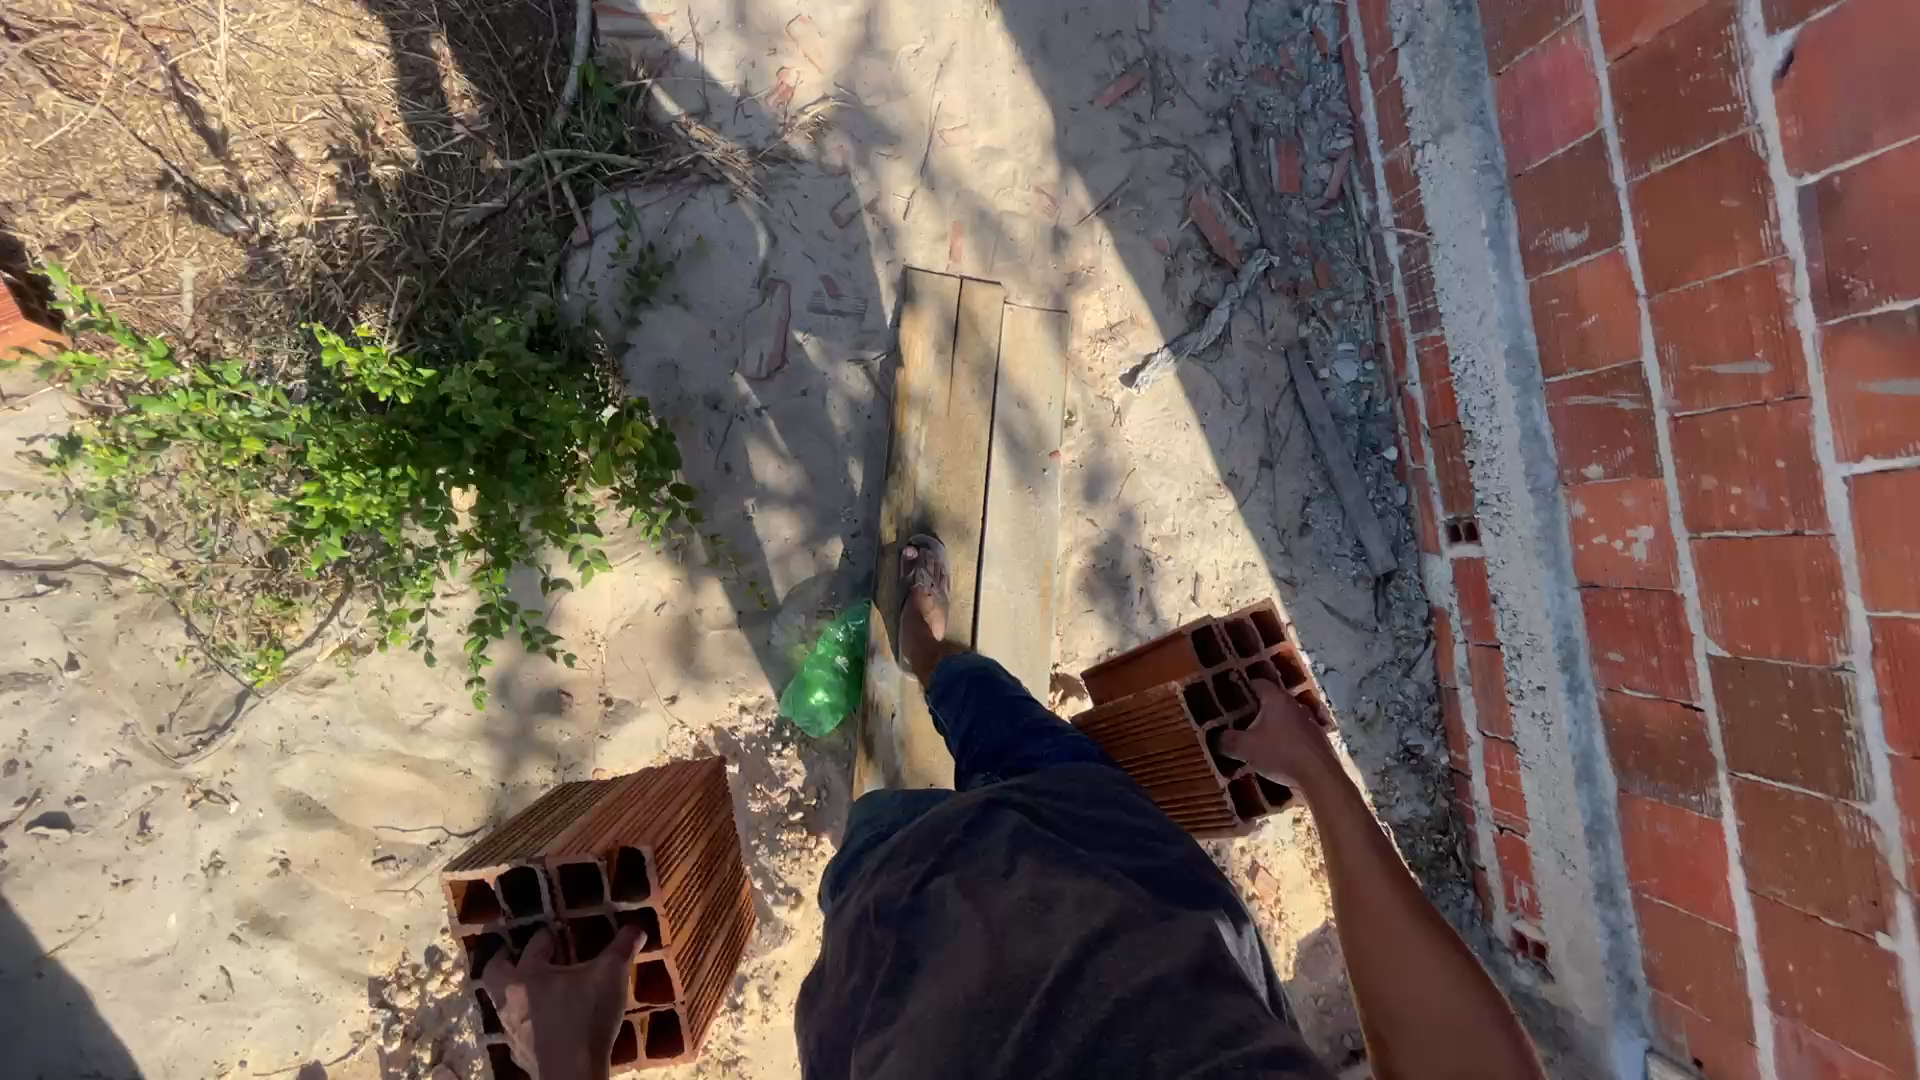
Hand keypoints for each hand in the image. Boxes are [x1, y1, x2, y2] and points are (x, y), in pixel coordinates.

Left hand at [481, 924, 644, 1079]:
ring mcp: (511, 1029)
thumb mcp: (612, 972)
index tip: (559, 931)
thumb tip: (637, 925)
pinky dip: (529, 1018)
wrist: (573, 1074)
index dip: (548, 934)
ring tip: (543, 987)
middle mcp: (510, 999)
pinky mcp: (520, 1052)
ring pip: (504, 1002)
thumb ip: (624, 945)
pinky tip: (549, 1020)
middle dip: (507, 960)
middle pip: (495, 973)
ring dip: (518, 991)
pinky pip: (518, 1028)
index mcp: (528, 975)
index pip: (534, 944)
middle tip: (521, 953)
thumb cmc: (587, 1015)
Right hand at [1218, 680, 1338, 789]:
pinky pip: (1296, 733)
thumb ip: (1228, 740)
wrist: (1319, 777)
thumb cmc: (1280, 753)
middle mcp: (1295, 705)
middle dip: (1257, 708)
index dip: (1244, 687)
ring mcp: (1309, 722)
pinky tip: (1278, 753)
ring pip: (1286, 717)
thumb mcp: (1245, 748)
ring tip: (1258, 737)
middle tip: (1241, 718)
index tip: (1232, 695)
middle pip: (1273, 700)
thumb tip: (1218, 739)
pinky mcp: (1318, 740)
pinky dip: (1286, 739)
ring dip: (1273, 724)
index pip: (1258, 683)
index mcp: (1276, 700)